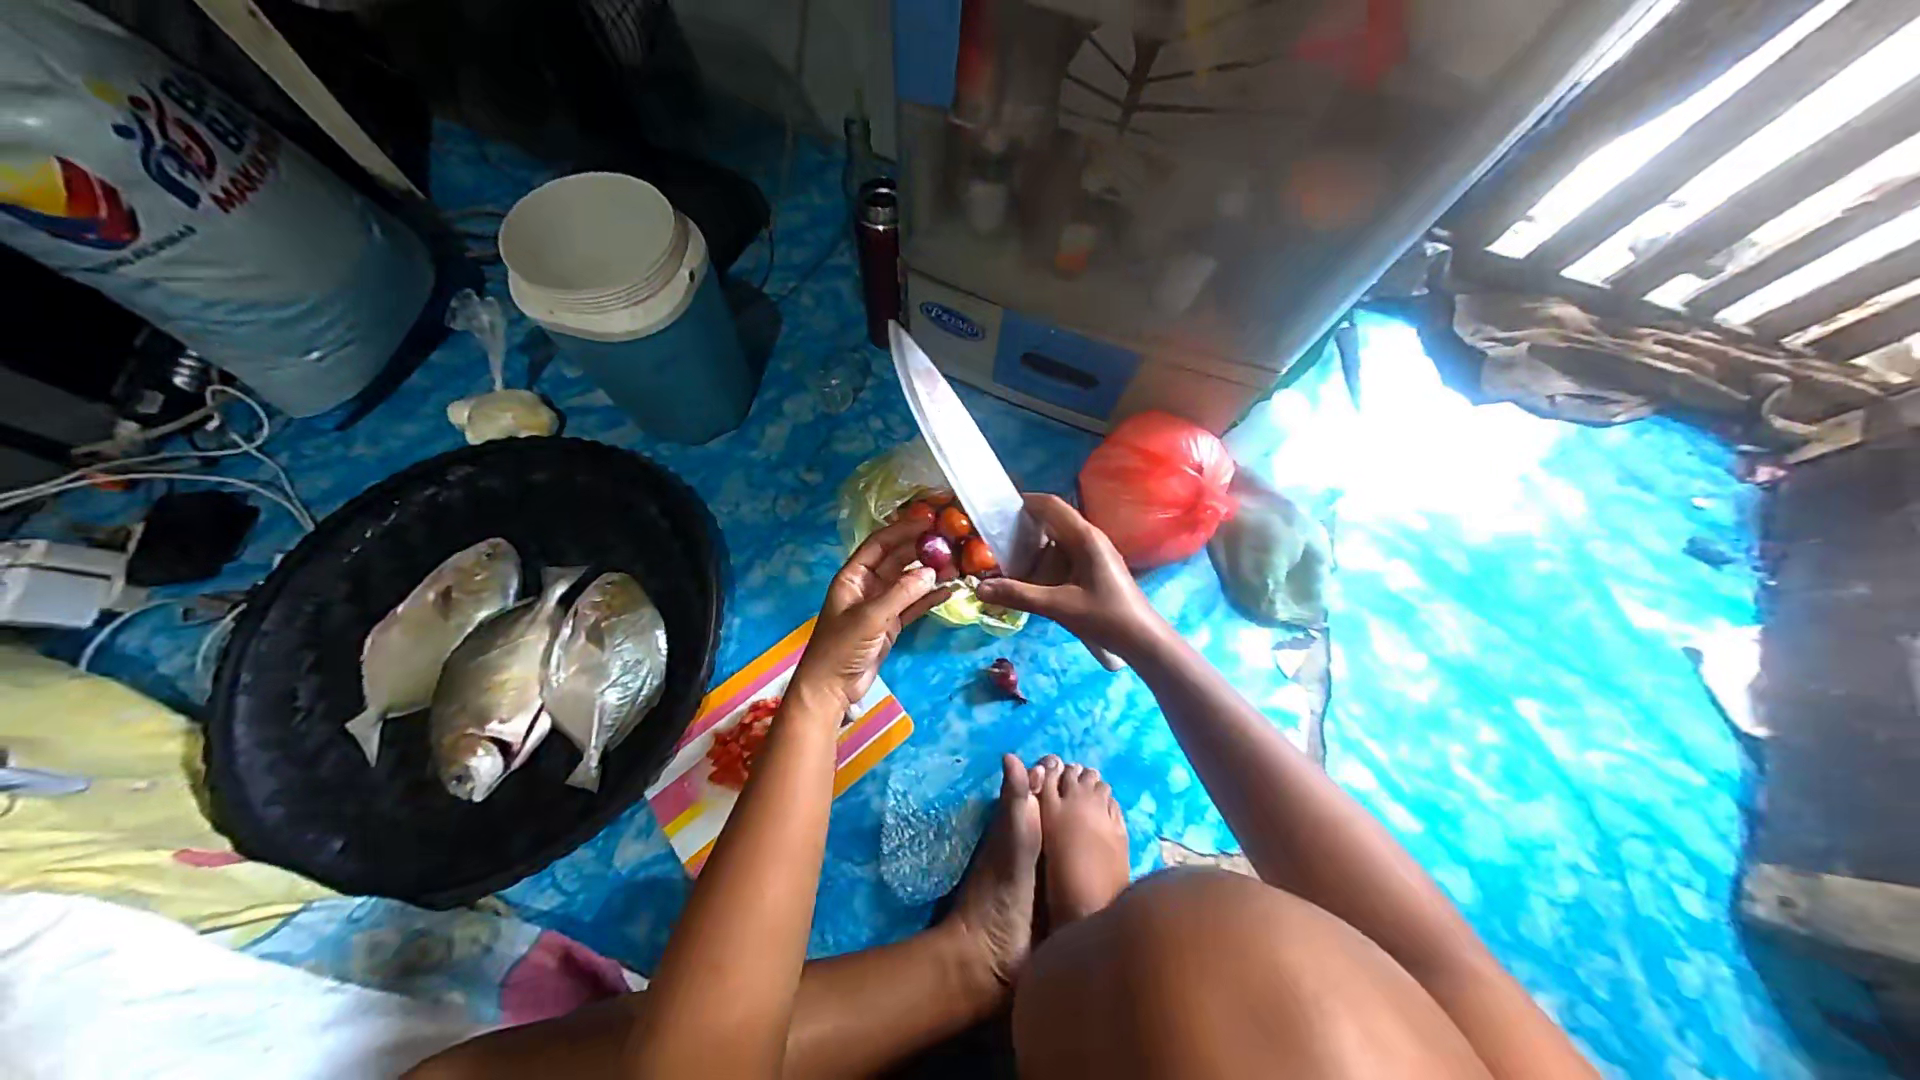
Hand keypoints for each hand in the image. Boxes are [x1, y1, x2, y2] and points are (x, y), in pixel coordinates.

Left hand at [791, 519, 952, 713]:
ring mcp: (880, 605)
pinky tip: (949, 590)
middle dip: (921, 550)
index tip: (929, 521)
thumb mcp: (870, 617)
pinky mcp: (891, 624)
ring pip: (909, 582)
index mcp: (853, 576)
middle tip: (950, 541)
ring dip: (929, 573)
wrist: (831, 688)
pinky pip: (913, 605)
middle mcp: (867, 586)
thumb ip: (901, 593)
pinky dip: (930, 597)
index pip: (880, 544)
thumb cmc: (841, 647)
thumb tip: (931, 571)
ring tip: (956, 564)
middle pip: (897, 560)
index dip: (902, 530)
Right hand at [975, 494, 1168, 659]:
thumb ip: (1018, 594)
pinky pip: (1067, 554)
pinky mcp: (1097, 567)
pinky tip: (1035, 579)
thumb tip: (979, 588)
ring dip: (1036, 546)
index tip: (997, 511)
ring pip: (1060, 538)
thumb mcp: (1059, 607)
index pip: (1050, 505)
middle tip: (996, 540)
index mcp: (1084, 537)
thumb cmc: (1106, 617)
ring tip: (1010, 561)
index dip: (1023, 502)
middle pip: (1054, 520)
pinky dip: (1048, 560)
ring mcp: (1096, 552)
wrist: (1144, 640)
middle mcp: (1091, 537)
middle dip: (1025, 527)